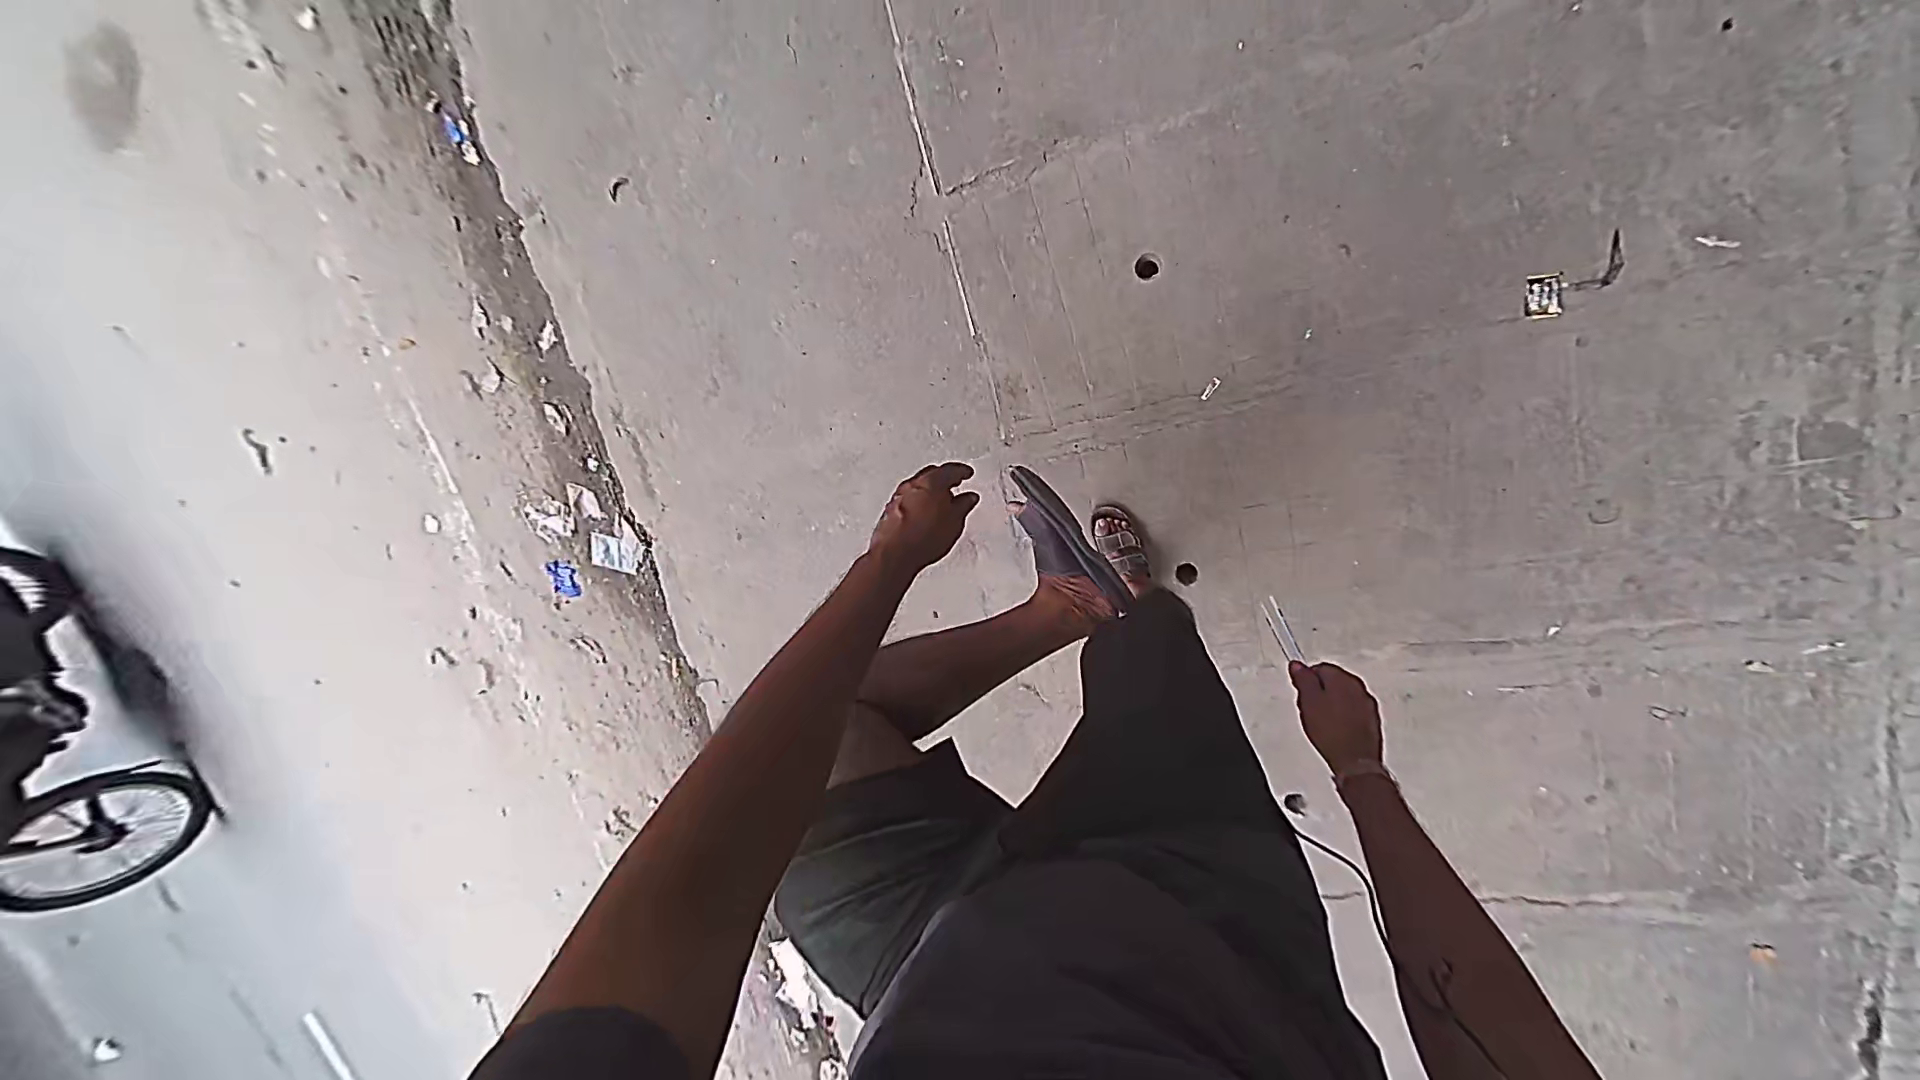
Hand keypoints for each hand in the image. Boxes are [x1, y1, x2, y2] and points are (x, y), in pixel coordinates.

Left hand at [869, 463, 979, 573]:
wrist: (895, 554)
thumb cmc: (923, 537)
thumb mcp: (955, 521)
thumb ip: (963, 505)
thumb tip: (968, 498)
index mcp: (931, 481)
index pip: (951, 470)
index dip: (962, 471)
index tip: (966, 473)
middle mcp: (912, 485)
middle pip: (931, 475)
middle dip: (944, 478)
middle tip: (954, 481)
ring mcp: (898, 497)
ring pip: (918, 487)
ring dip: (930, 492)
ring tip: (940, 502)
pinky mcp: (889, 510)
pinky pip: (907, 500)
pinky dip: (918, 503)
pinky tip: (923, 515)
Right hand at [1289, 660, 1382, 776]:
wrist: (1354, 760)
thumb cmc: (1331, 732)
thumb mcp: (1308, 701)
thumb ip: (1303, 679)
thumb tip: (1297, 666)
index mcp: (1343, 679)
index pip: (1321, 667)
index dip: (1307, 679)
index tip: (1300, 691)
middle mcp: (1359, 688)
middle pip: (1333, 680)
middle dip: (1319, 691)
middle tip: (1308, 707)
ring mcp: (1367, 704)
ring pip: (1343, 696)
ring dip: (1331, 703)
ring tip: (1320, 720)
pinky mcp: (1371, 720)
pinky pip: (1352, 710)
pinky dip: (1342, 715)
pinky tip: (1333, 728)